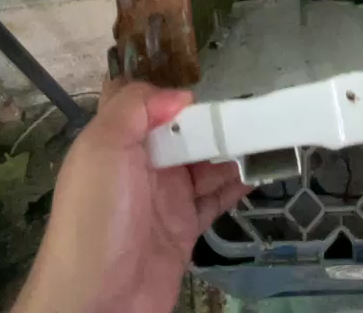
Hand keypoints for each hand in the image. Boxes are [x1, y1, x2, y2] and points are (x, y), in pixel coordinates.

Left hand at [11, 82, 250, 312]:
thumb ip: (137, 108)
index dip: (167, 87)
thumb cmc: (96, 216)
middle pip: (182, 129)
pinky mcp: (185, 227)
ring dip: (232, 146)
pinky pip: (217, 196)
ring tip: (266, 130)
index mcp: (117, 140)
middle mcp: (141, 163)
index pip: (141, 101)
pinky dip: (239, 182)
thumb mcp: (102, 148)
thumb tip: (183, 95)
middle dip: (213, 116)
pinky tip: (261, 167)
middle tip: (251, 103)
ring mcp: (165, 196)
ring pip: (205, 160)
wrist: (97, 304)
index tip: (203, 73)